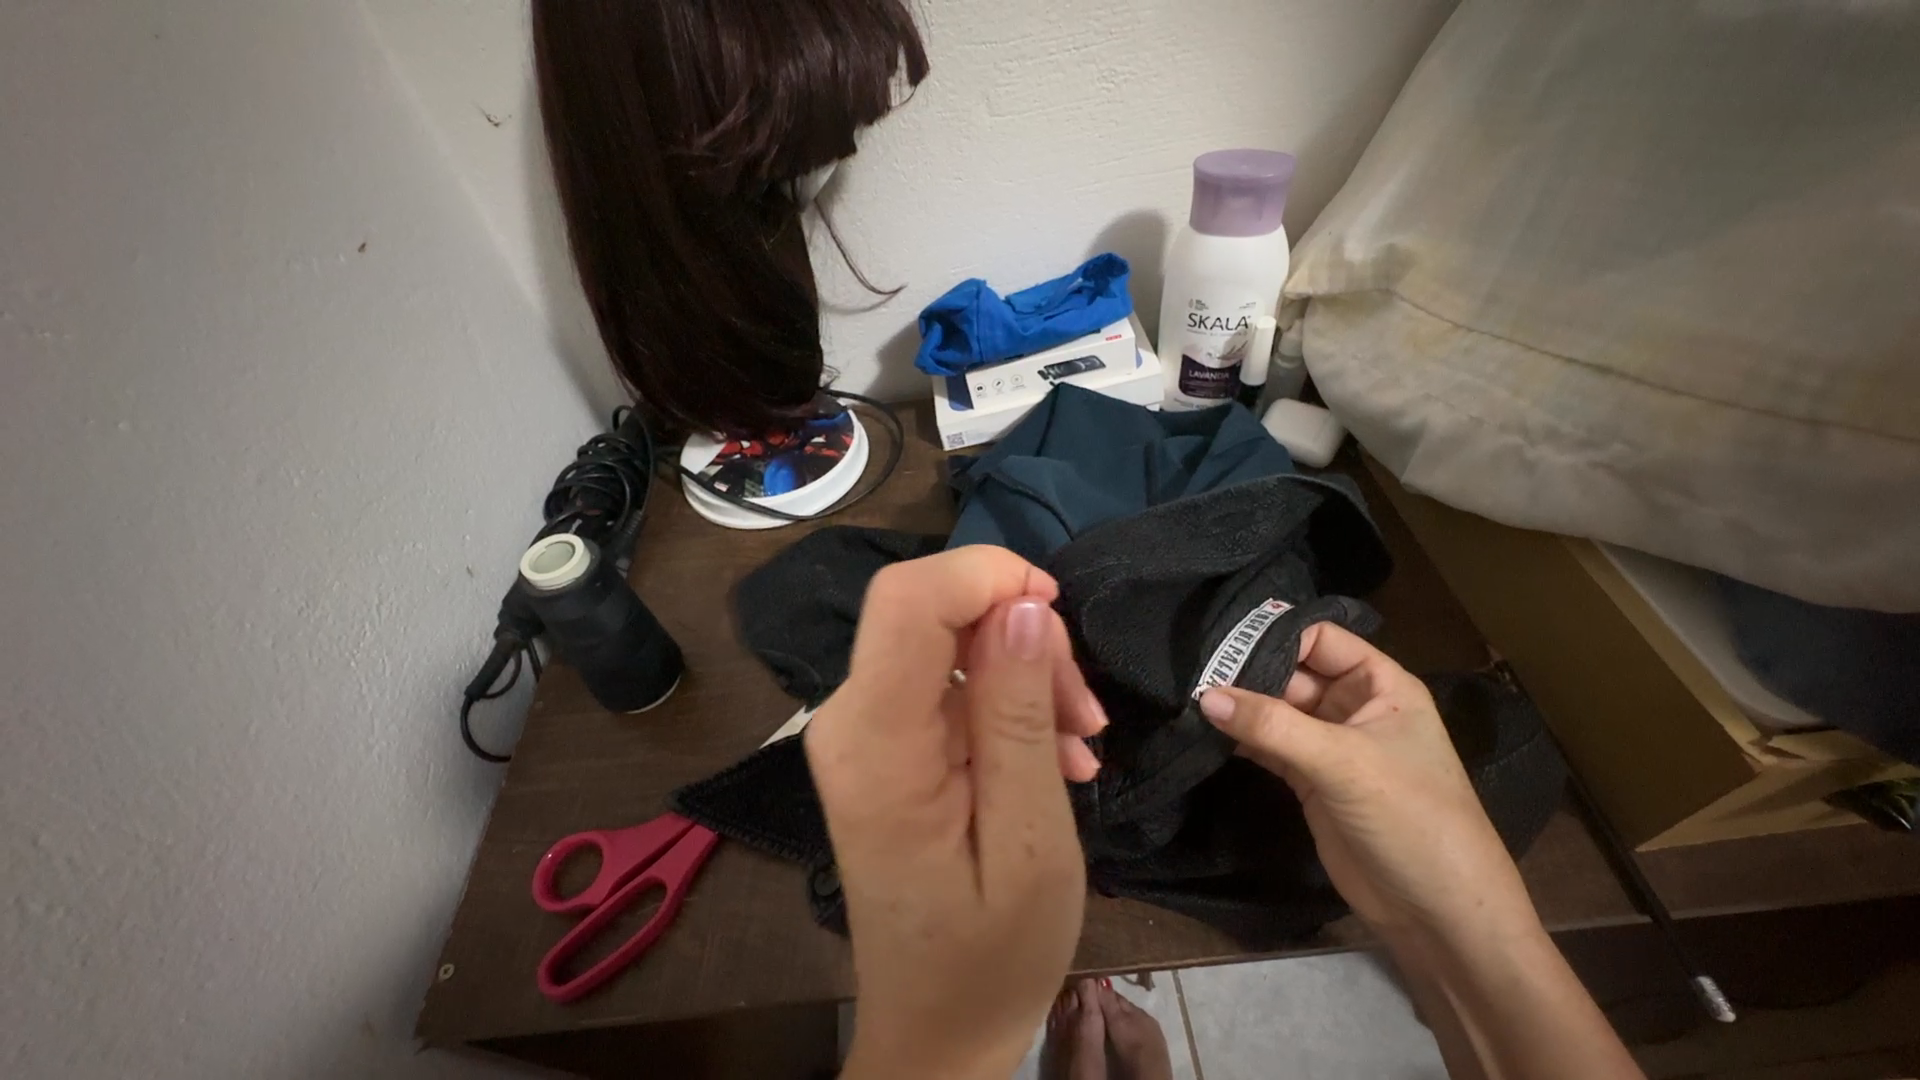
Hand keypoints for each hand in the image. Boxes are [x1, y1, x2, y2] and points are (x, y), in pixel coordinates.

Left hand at [808, 547, 1103, 1079]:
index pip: (908, 599)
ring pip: (948, 646)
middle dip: (1020, 637)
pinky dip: (1007, 704)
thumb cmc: (991, 955)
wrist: (936, 1028)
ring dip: (1024, 674)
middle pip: (932, 614)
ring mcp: (862, 733)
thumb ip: (1019, 715)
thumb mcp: (1030, 840)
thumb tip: (1023, 605)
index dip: (985, 576)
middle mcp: (850, 721)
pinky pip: (946, 687)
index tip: (1058, 612)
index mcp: (875, 744)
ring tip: (1081, 744)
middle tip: (1086, 714)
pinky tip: (1054, 754)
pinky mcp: (884, 746)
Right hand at [1198, 623, 1534, 943]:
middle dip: (1246, 674)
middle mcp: (1355, 707)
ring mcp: (1330, 745)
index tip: (1222, 646)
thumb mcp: (1343, 762)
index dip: (1275, 638)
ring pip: (1275, 710)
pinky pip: (1268, 745)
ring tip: (1188, 701)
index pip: (1319, 639)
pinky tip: (1204, 735)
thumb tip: (1204, 695)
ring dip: (1238, 708)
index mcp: (1381, 685)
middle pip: (1290, 673)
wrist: (1437, 914)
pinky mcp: (1310, 780)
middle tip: (1192, 675)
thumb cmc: (1410, 818)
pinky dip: (1240, 739)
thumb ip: (1272, 725)